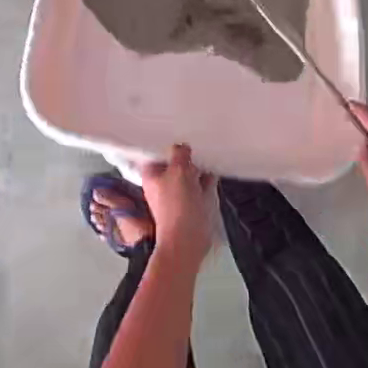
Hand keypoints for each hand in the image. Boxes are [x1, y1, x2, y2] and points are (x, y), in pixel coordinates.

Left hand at [138, 144, 217, 271]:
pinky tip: (215, 162)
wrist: (188, 238)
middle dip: (183, 151)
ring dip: (197, 162)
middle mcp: (163, 183)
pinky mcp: (194, 201)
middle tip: (194, 132)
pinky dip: (207, 175)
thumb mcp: (177, 170)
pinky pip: (201, 182)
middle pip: (172, 162)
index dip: (162, 142)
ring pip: (188, 171)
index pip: (153, 153)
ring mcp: (179, 193)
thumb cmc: (177, 203)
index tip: (172, 128)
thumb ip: (180, 154)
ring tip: (207, 144)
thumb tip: (182, 146)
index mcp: (151, 175)